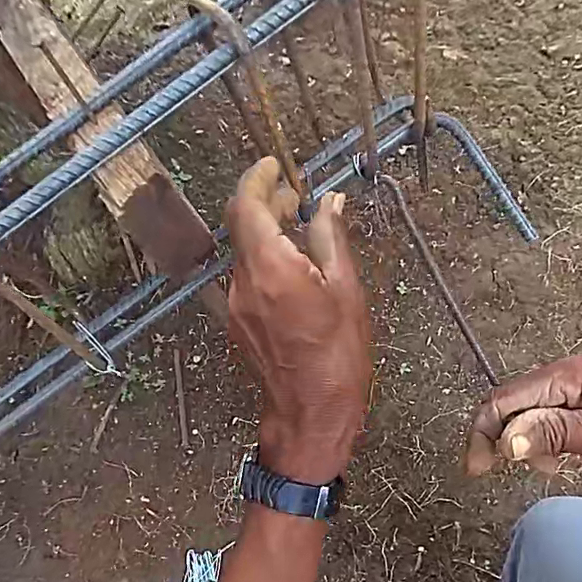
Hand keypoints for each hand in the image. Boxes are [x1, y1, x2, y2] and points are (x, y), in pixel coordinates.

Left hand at [224, 157, 370, 484]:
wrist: (311, 415)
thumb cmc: (338, 357)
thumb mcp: (346, 291)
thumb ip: (332, 239)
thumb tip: (330, 202)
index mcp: (271, 267)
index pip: (247, 204)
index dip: (258, 178)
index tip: (275, 166)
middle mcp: (243, 282)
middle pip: (240, 226)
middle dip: (264, 202)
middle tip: (295, 197)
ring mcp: (235, 305)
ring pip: (243, 252)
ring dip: (264, 232)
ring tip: (298, 230)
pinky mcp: (238, 324)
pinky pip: (246, 278)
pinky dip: (263, 260)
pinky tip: (291, 269)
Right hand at [464, 356, 581, 474]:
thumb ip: (553, 433)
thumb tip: (507, 437)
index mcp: (565, 378)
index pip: (501, 400)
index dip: (482, 434)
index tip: (477, 465)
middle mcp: (567, 377)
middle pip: (511, 404)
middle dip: (498, 438)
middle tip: (492, 469)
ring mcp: (580, 387)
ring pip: (530, 411)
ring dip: (522, 441)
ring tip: (541, 468)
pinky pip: (552, 416)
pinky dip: (544, 439)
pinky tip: (561, 458)